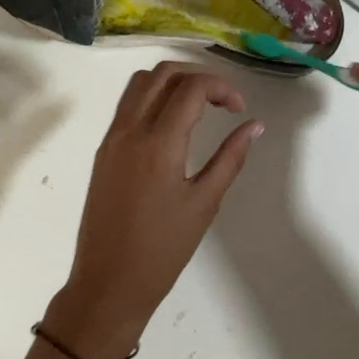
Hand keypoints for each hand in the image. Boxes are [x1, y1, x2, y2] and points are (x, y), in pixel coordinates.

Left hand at [42, 61, 262, 358]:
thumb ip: (230, 158)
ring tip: (198, 104)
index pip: (191, 87)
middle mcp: (131, 129)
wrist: (107, 284)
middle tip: (222, 101)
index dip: (221, 87)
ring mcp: (112, 137)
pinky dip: (152, 96)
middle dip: (198, 76)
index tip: (239, 108)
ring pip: (141, 82)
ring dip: (172, 80)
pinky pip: (127, 103)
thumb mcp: (204, 204)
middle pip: (164, 73)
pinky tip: (172, 122)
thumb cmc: (162, 250)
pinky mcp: (104, 148)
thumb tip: (253, 125)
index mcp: (158, 142)